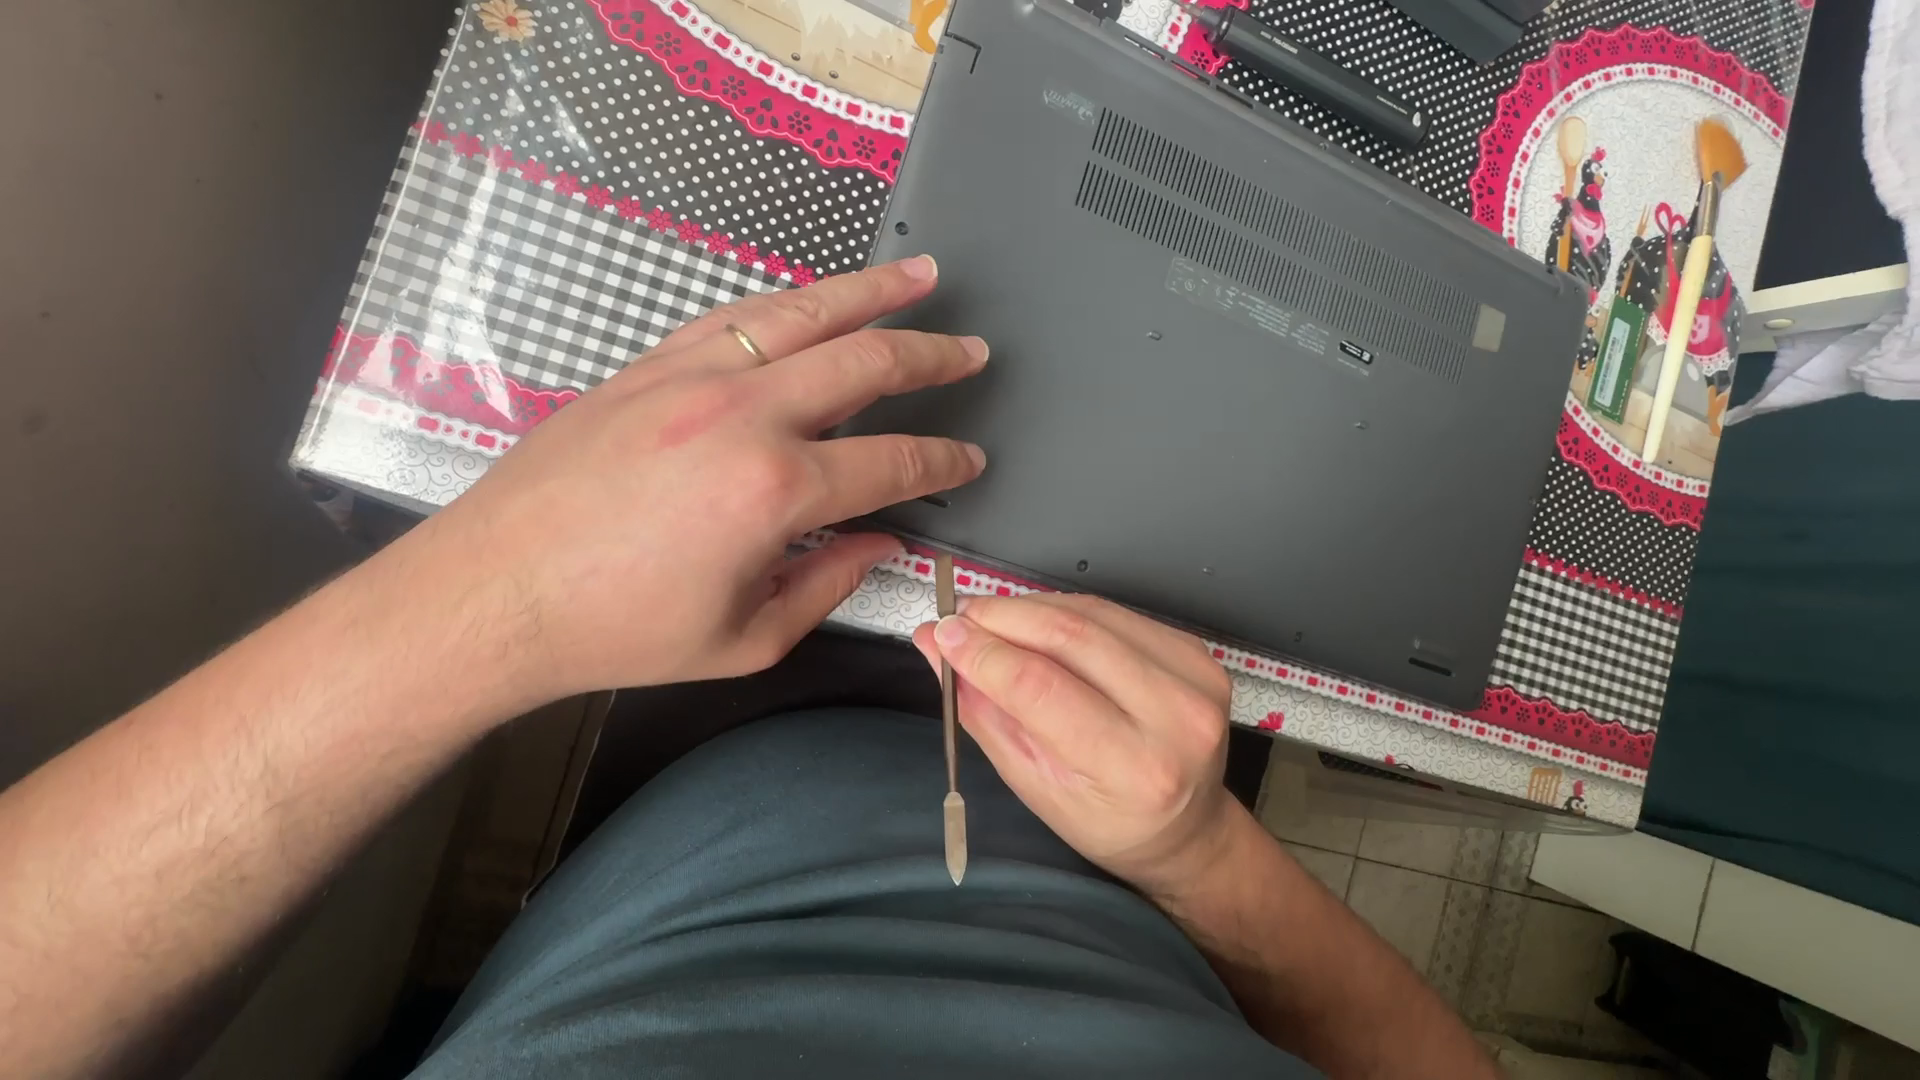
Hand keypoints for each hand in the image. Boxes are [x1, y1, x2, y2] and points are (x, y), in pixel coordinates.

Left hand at [388, 255, 988, 703]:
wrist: (493, 595)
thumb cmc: (620, 631)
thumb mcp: (747, 637)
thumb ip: (831, 585)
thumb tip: (882, 543)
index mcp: (774, 491)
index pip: (891, 463)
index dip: (942, 462)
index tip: (969, 459)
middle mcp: (742, 416)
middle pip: (865, 362)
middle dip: (932, 355)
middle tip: (972, 349)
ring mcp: (691, 378)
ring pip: (803, 313)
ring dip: (871, 292)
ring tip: (920, 276)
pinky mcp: (649, 367)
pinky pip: (736, 316)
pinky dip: (790, 302)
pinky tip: (817, 299)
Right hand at [912, 594, 1237, 900]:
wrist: (1188, 826)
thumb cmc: (1105, 821)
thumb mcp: (1032, 784)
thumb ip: (982, 712)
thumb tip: (935, 647)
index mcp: (1134, 769)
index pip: (1043, 689)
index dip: (984, 653)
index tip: (940, 633)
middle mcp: (1176, 716)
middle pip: (1071, 636)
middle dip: (1001, 617)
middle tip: (957, 616)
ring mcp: (1194, 677)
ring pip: (1091, 613)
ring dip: (1028, 608)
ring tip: (988, 619)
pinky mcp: (1196, 651)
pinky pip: (1113, 612)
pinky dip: (1063, 610)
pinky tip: (1036, 623)